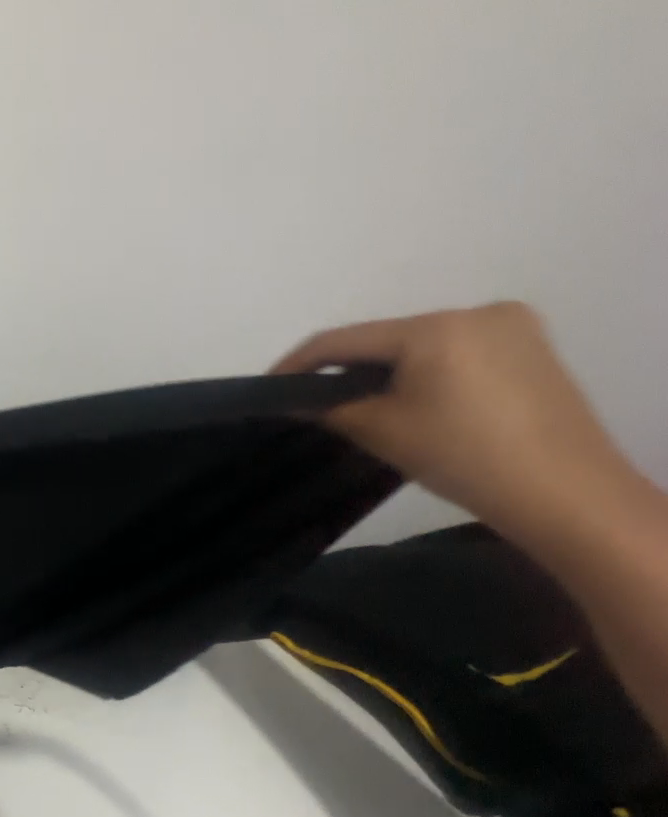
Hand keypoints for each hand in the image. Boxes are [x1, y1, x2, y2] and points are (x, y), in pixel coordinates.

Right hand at [272, 302, 636, 547]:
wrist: (563, 491)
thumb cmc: (461, 455)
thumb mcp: (379, 430)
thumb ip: (328, 408)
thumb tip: (293, 401)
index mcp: (435, 326)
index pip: (343, 339)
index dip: (296, 363)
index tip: (267, 389)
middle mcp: (476, 312)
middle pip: (385, 338)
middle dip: (345, 368)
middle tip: (312, 402)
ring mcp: (512, 327)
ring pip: (421, 344)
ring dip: (384, 371)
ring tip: (358, 405)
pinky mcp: (531, 348)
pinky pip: (455, 352)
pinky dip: (422, 372)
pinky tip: (409, 402)